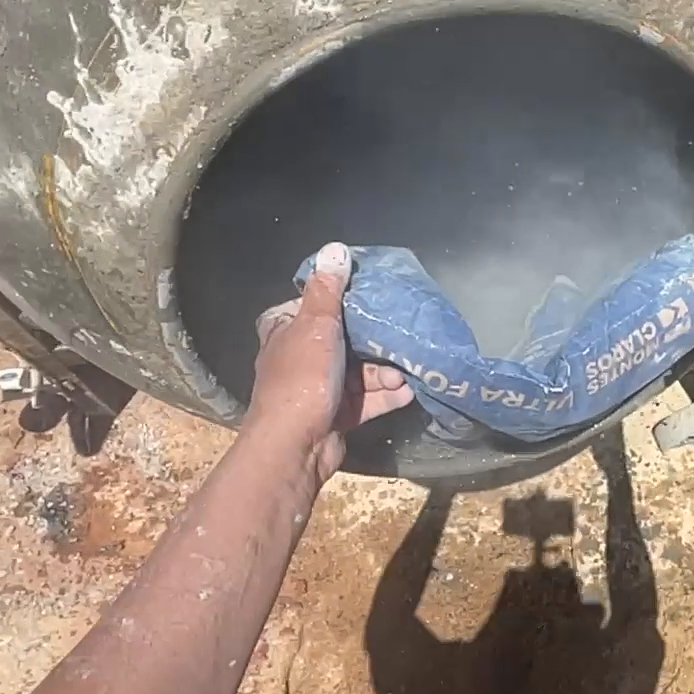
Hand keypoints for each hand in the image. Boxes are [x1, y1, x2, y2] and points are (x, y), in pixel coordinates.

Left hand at [244, 242, 415, 479]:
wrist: (296, 444)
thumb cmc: (303, 379)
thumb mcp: (316, 326)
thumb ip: (328, 290)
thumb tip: (334, 249)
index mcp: (285, 333)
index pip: (309, 308)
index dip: (337, 302)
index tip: (368, 299)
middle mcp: (299, 359)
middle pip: (343, 341)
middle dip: (375, 344)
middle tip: (400, 339)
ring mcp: (318, 388)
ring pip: (359, 372)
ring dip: (384, 373)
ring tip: (404, 374)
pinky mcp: (336, 414)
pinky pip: (366, 399)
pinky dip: (386, 395)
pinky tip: (408, 392)